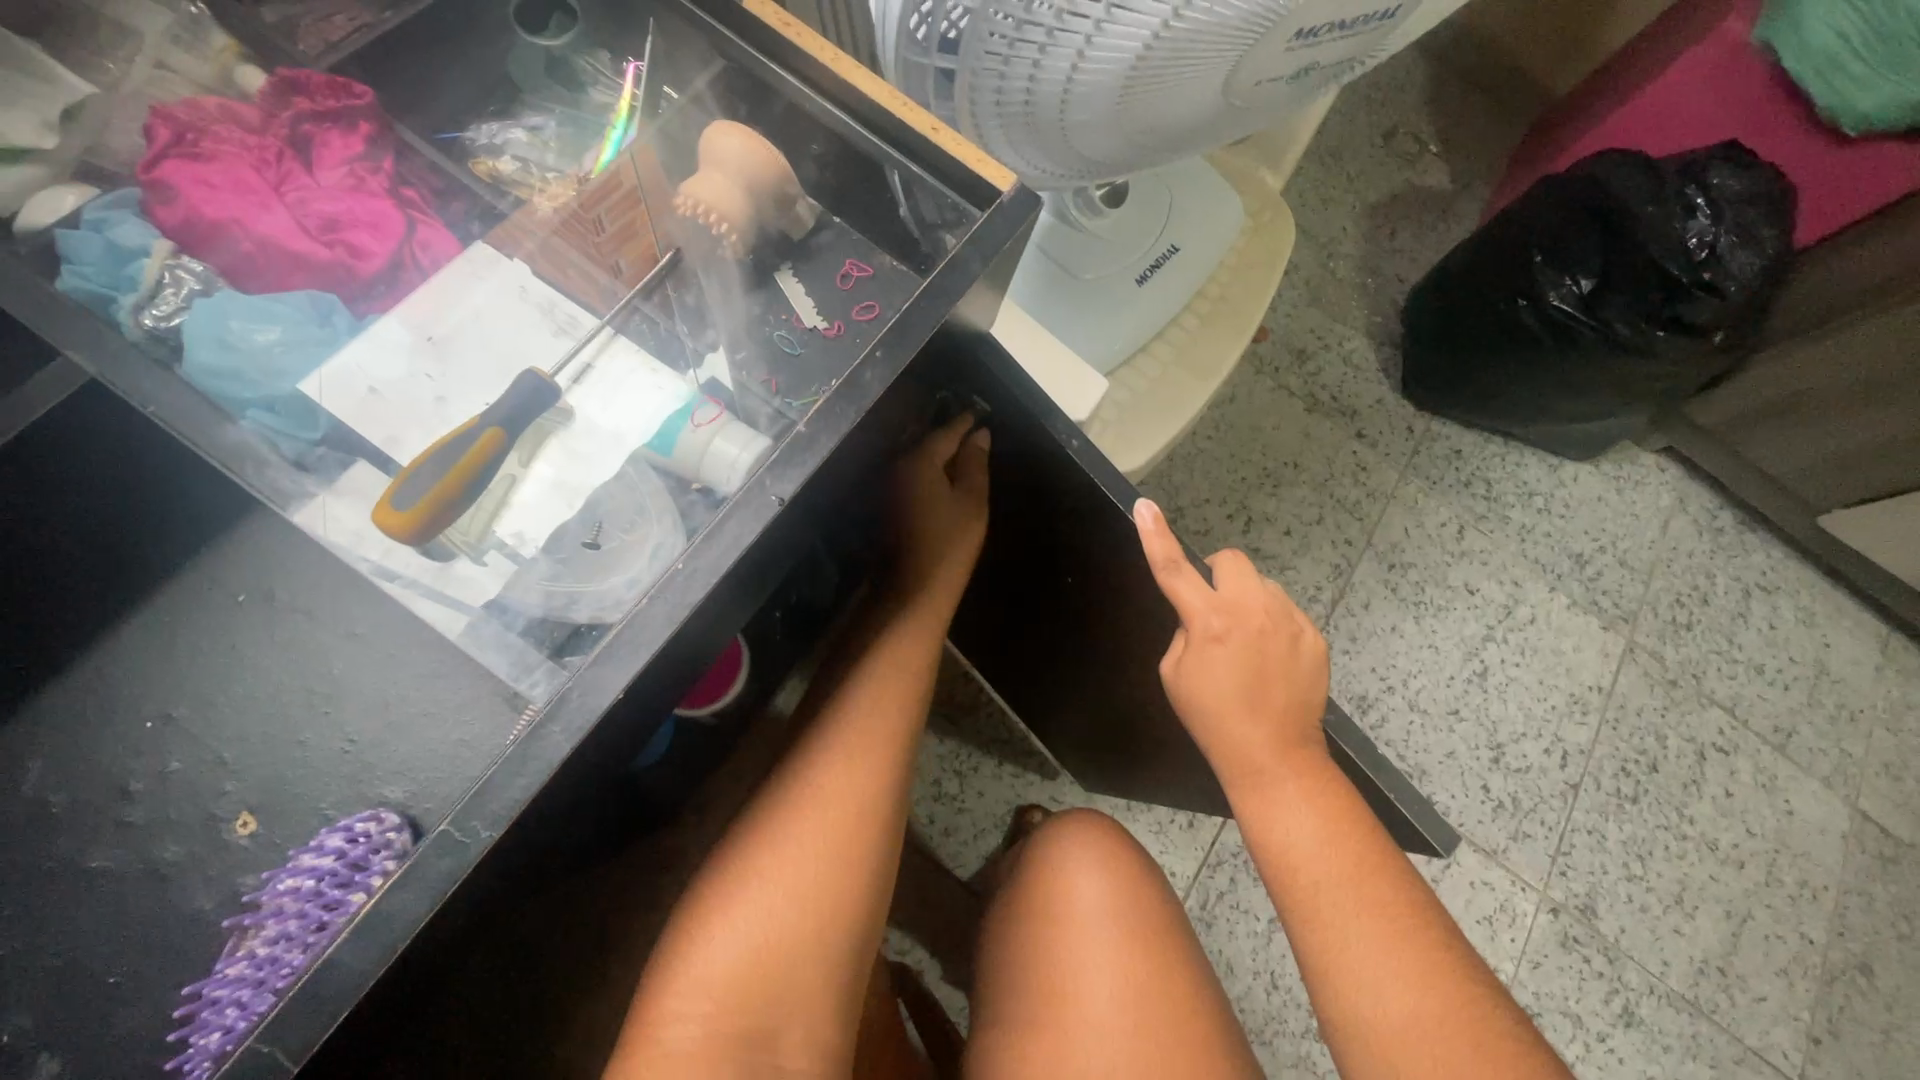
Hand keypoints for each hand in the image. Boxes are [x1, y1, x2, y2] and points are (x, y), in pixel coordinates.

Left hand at [889, 413, 990, 609]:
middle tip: (972, 431)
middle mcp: (896, 467)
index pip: (945, 433)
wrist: (910, 590)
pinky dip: (927, 476)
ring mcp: (887, 488)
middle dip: (948, 438)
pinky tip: (942, 482)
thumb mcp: (971, 501)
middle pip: (926, 445)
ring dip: (937, 458)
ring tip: (961, 455)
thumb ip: (975, 463)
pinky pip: (910, 480)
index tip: (979, 413)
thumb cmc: (948, 544)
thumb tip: (980, 433)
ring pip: (916, 463)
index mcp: (918, 461)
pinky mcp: (885, 508)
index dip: (964, 423)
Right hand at [1133, 497, 1329, 792]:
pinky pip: (1287, 613)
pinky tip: (1273, 662)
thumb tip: (1200, 613)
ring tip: (1249, 646)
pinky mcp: (1314, 635)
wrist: (1274, 755)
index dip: (1154, 535)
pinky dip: (1274, 626)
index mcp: (1209, 621)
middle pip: (1230, 560)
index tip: (1144, 506)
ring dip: (1248, 602)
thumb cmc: (1212, 719)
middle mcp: (1251, 610)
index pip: (1172, 568)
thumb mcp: (1174, 675)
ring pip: (1262, 586)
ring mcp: (1288, 620)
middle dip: (1217, 574)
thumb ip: (1184, 631)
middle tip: (1214, 610)